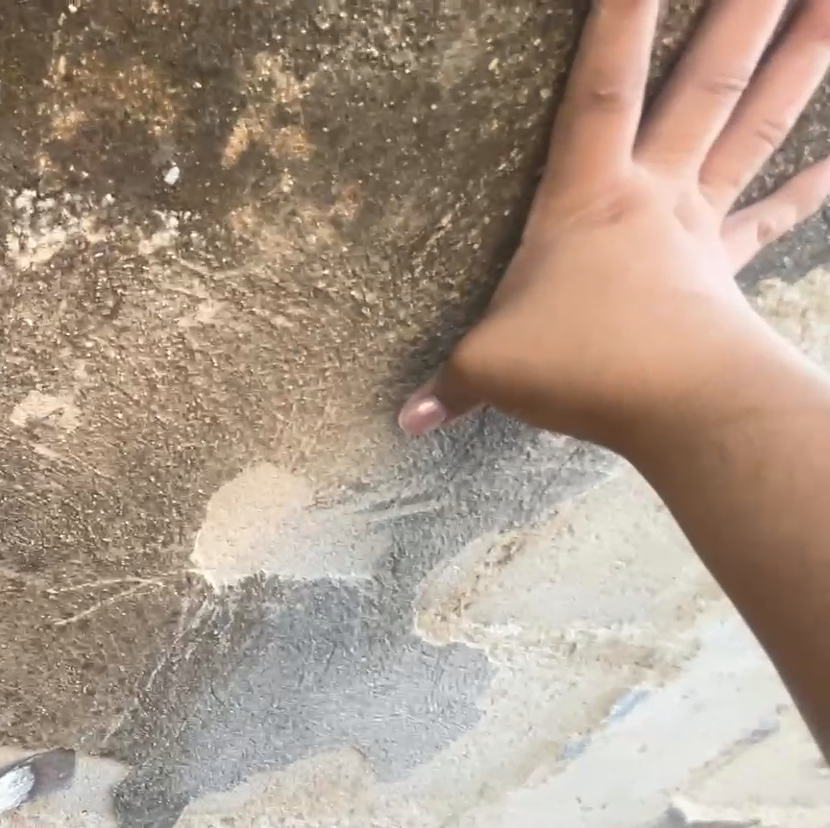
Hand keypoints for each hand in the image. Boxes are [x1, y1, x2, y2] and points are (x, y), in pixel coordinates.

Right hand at [401, 0, 829, 448]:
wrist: (680, 402)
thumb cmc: (575, 368)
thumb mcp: (479, 374)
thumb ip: (441, 390)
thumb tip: (403, 423)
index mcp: (582, 207)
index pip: (597, 100)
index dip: (615, 30)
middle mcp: (648, 198)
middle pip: (703, 87)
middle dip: (741, 15)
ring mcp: (694, 226)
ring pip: (758, 125)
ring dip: (803, 60)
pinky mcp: (720, 264)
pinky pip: (776, 215)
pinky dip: (814, 185)